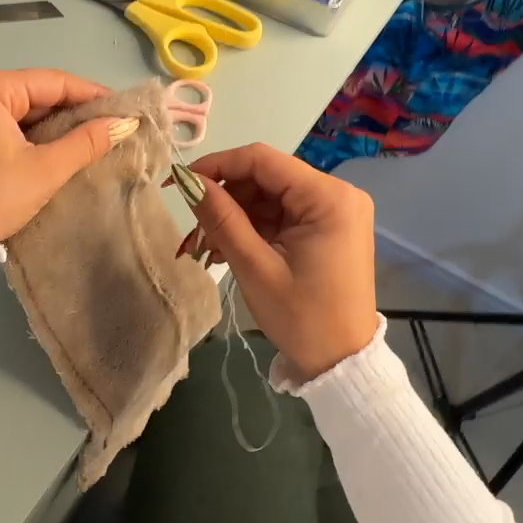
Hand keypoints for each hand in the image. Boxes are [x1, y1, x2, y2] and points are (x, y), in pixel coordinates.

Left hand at [0, 68, 135, 240]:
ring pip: (19, 108)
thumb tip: (124, 123)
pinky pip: (1, 121)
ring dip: (51, 123)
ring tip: (89, 138)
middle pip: (34, 92)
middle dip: (71, 110)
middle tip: (109, 126)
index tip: (123, 108)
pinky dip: (28, 132)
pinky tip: (54, 145)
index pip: (52, 82)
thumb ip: (86, 142)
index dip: (91, 95)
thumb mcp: (45, 170)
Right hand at [178, 143, 378, 378]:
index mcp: (328, 198)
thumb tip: (187, 181)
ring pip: (269, 195)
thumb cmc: (302, 317)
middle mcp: (337, 194)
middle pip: (265, 177)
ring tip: (210, 248)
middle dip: (226, 198)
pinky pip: (282, 213)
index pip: (262, 160)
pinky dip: (253, 227)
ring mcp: (335, 211)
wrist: (342, 363)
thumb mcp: (254, 267)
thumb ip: (221, 218)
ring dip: (236, 216)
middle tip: (196, 230)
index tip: (181, 183)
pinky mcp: (328, 227)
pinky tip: (229, 250)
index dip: (217, 165)